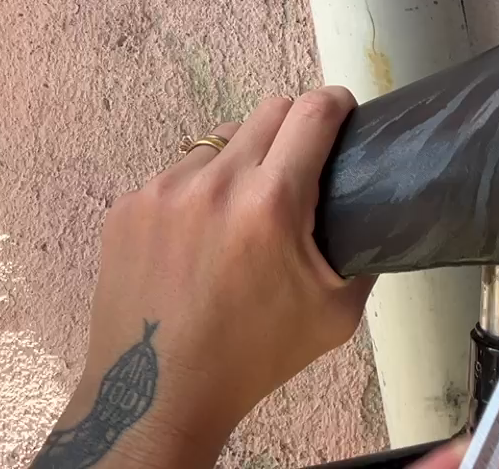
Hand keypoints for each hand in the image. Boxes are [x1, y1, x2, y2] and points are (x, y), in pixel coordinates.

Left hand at [33, 86, 374, 468]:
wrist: (154, 397)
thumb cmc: (254, 356)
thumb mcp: (336, 313)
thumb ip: (362, 252)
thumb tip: (369, 206)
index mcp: (271, 203)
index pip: (313, 112)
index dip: (337, 102)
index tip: (344, 112)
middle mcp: (216, 183)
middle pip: (271, 110)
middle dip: (295, 126)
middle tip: (299, 163)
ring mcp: (164, 189)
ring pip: (223, 138)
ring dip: (244, 157)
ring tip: (242, 204)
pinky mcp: (129, 203)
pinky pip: (180, 169)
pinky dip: (200, 187)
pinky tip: (198, 231)